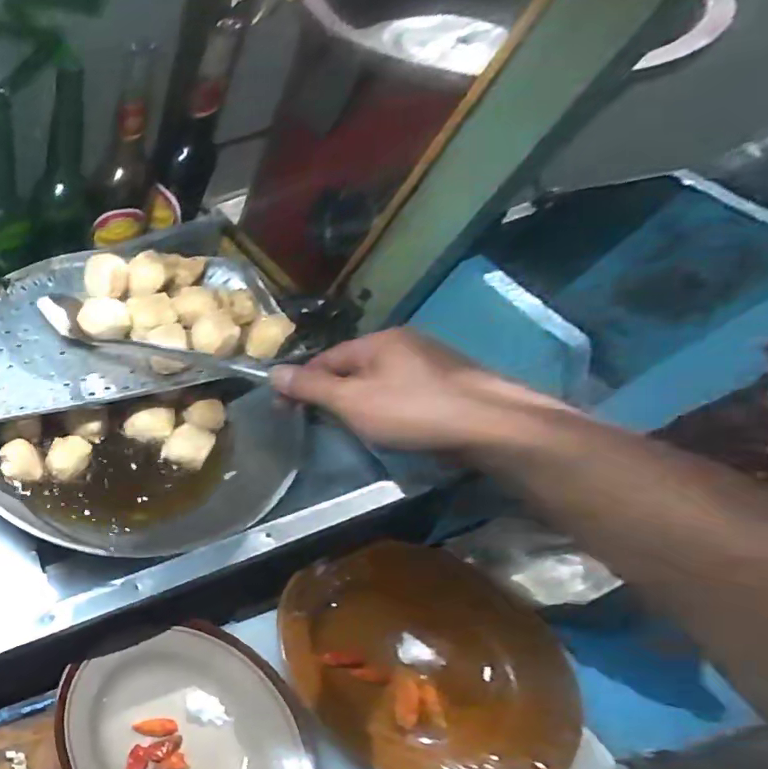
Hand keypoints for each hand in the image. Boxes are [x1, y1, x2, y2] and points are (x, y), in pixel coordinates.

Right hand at [268, 327, 573, 452]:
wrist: (495, 427)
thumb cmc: (413, 411)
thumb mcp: (351, 401)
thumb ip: (310, 387)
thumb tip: (273, 372)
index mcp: (378, 340)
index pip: (323, 359)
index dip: (299, 384)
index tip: (284, 411)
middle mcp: (405, 342)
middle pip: (350, 367)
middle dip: (328, 391)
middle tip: (315, 421)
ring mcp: (431, 360)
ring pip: (376, 378)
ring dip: (356, 399)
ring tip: (349, 425)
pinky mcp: (450, 381)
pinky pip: (401, 388)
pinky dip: (385, 404)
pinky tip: (387, 423)